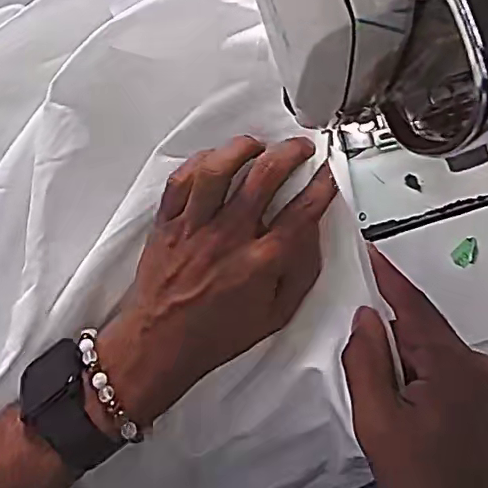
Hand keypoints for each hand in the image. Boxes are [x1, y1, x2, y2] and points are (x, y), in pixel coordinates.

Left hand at [94, 135, 337, 428]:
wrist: (160, 342)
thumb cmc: (213, 333)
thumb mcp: (275, 315)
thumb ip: (300, 273)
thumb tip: (312, 234)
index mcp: (259, 264)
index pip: (301, 212)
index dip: (322, 186)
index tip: (327, 174)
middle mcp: (227, 240)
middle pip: (264, 178)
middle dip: (290, 153)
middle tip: (300, 149)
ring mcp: (194, 228)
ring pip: (218, 170)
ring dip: (242, 149)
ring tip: (257, 145)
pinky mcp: (167, 223)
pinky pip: (181, 180)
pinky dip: (200, 162)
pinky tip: (215, 160)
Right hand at [341, 246, 487, 487]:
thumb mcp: (378, 425)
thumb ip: (366, 362)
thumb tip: (365, 319)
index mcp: (456, 366)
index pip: (413, 305)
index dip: (387, 276)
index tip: (368, 248)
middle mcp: (486, 367)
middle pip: (425, 331)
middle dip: (392, 335)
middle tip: (362, 355)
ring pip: (438, 353)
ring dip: (410, 362)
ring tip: (389, 403)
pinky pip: (453, 372)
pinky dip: (427, 377)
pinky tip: (413, 411)